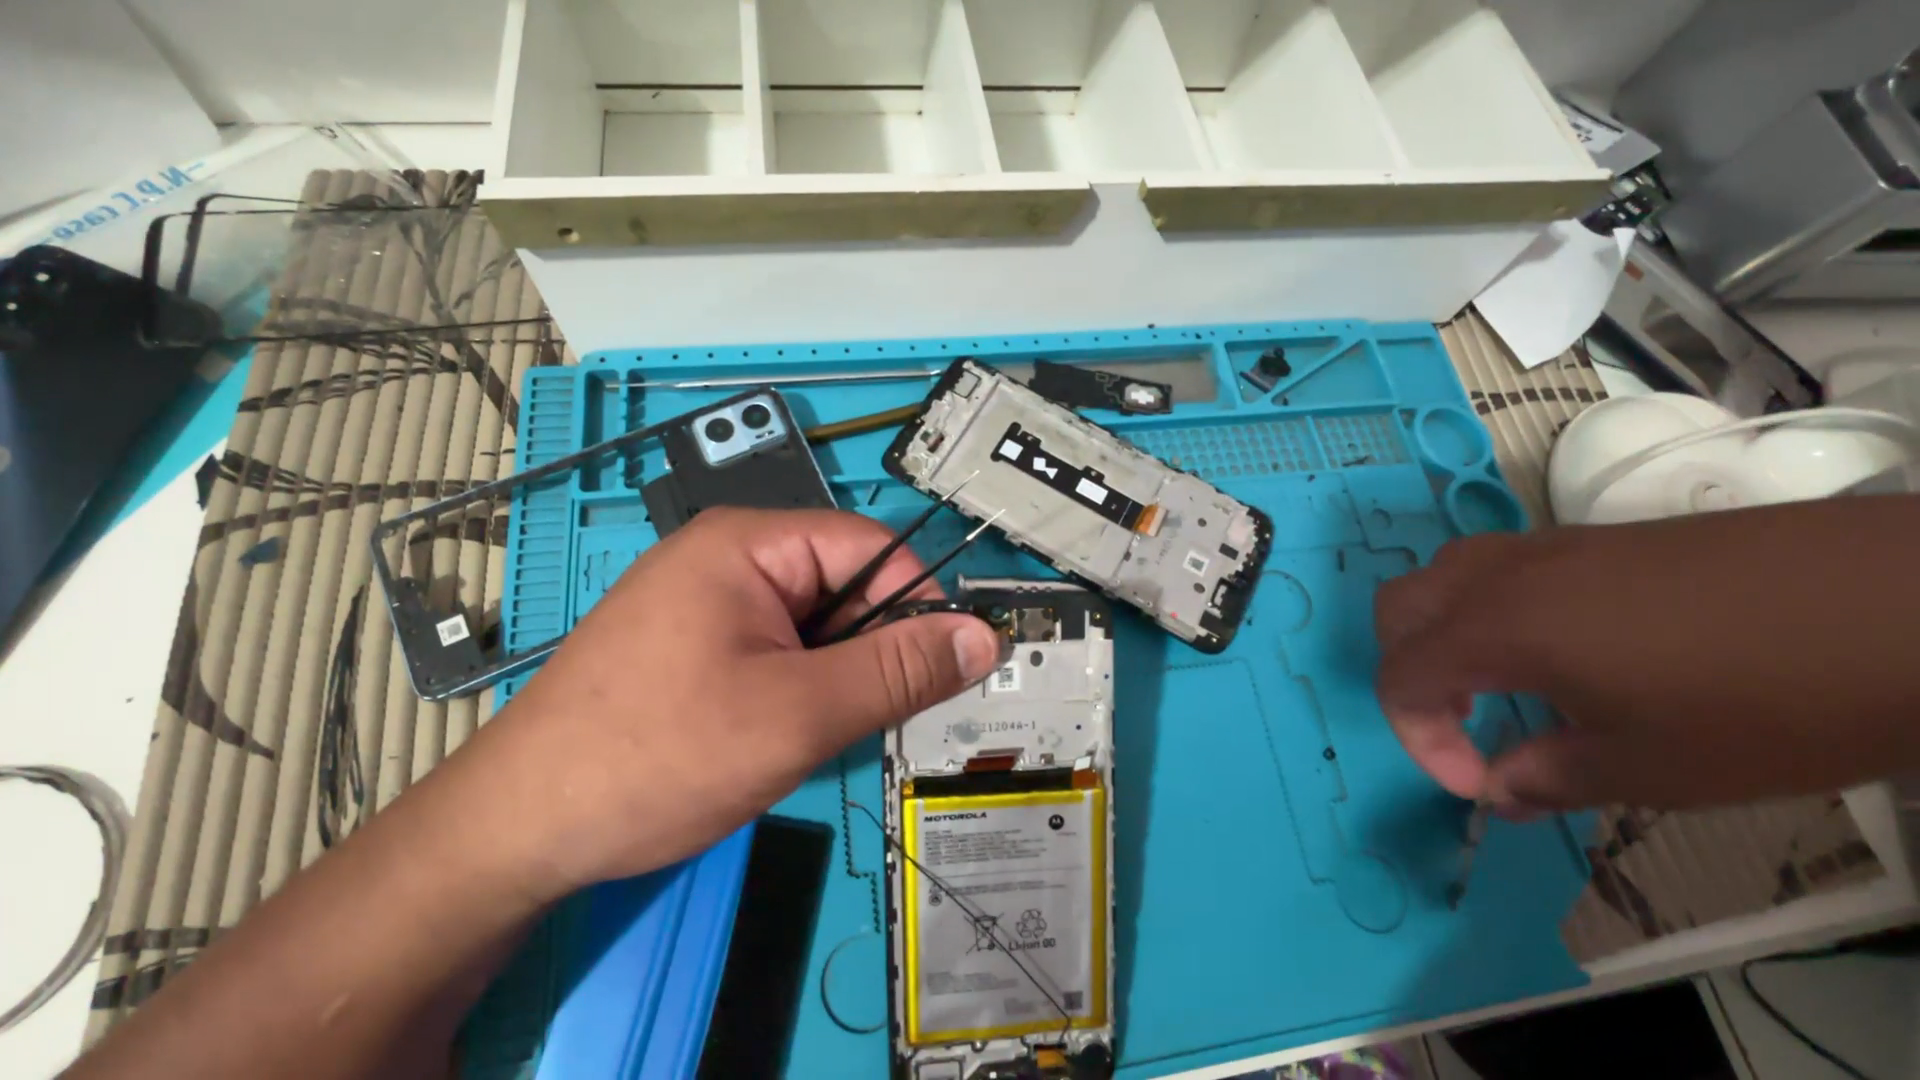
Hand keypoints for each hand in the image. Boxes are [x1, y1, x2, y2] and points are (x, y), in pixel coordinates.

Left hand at [436, 508, 1005, 900]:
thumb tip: (983, 636)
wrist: (522, 829)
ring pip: (812, 628)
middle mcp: (725, 561)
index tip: (940, 671)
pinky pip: (774, 654)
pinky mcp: (690, 650)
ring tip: (816, 735)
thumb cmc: (660, 755)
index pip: (870, 546)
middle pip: (842, 586)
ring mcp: (702, 606)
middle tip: (873, 718)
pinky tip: (780, 738)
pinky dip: (797, 693)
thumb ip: (897, 671)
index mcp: (747, 545)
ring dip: (834, 680)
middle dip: (871, 650)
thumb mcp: (797, 714)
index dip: (917, 602)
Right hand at [1374, 496, 1919, 812]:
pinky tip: (1565, 652)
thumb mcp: (1652, 769)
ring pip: (1447, 574)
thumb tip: (1497, 789)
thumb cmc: (1763, 703)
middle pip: (1400, 606)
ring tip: (1501, 685)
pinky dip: (1494, 609)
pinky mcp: (1601, 538)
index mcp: (1499, 628)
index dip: (1417, 738)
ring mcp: (1552, 546)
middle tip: (1465, 725)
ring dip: (1445, 632)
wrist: (1907, 606)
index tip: (1478, 784)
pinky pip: (1504, 566)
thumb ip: (1547, 777)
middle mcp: (1506, 575)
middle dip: (1408, 670)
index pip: (1401, 673)